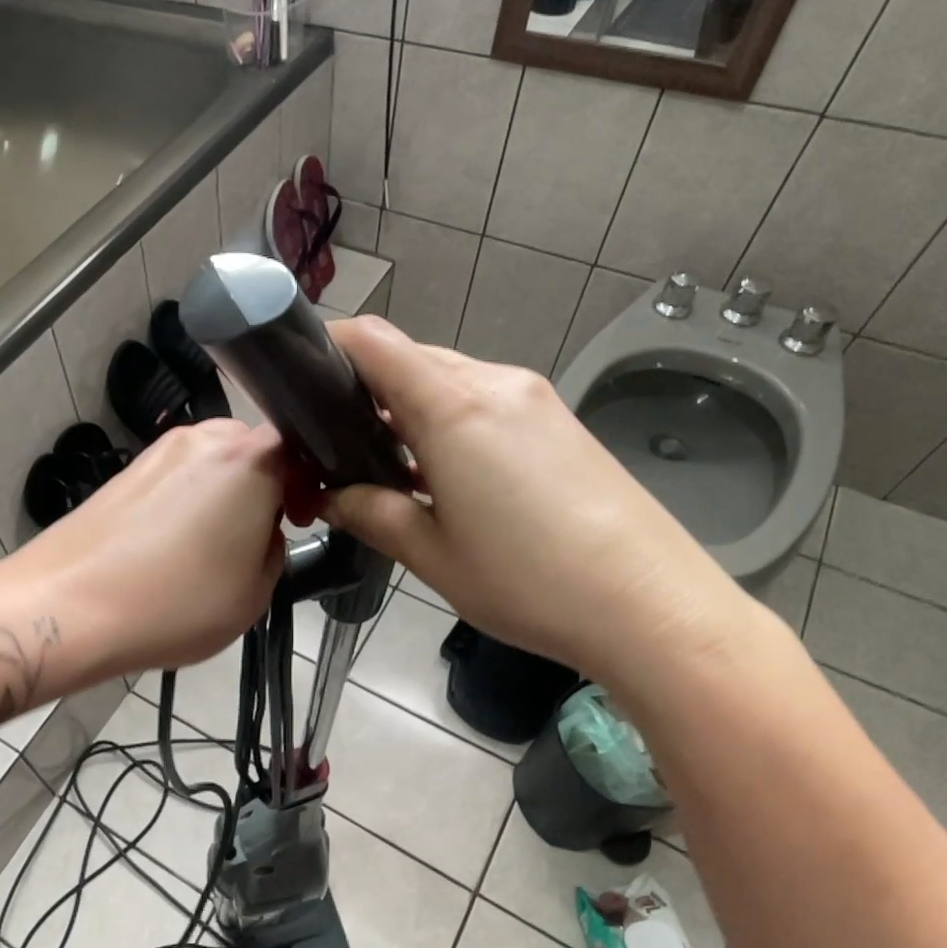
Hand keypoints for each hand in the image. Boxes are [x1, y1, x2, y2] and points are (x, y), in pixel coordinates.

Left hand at [8, 418, 288, 674]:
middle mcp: (205, 439)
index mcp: (249, 460)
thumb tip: (261, 533)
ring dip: (222, 496)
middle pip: (253, 451)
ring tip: (207, 551)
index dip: (308, 487)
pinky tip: (170, 548)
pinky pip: (175, 477)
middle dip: (263, 488)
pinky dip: (185, 503)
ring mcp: (159, 451)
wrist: (67, 607)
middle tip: (253, 541)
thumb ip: (274, 551)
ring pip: (212, 464)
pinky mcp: (125, 471)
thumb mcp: (254, 595)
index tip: (299, 522)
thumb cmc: (174, 603)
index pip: (300, 450)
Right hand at [316, 317, 759, 683]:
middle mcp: (495, 384)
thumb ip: (371, 513)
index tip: (296, 381)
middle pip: (410, 359)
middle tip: (336, 448)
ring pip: (449, 382)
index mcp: (453, 407)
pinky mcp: (558, 423)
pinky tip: (442, 478)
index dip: (327, 346)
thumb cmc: (530, 581)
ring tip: (387, 470)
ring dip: (409, 412)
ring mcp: (534, 400)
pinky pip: (485, 403)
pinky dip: (449, 425)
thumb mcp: (431, 554)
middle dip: (365, 392)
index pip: (373, 341)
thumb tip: (335, 498)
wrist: (650, 605)